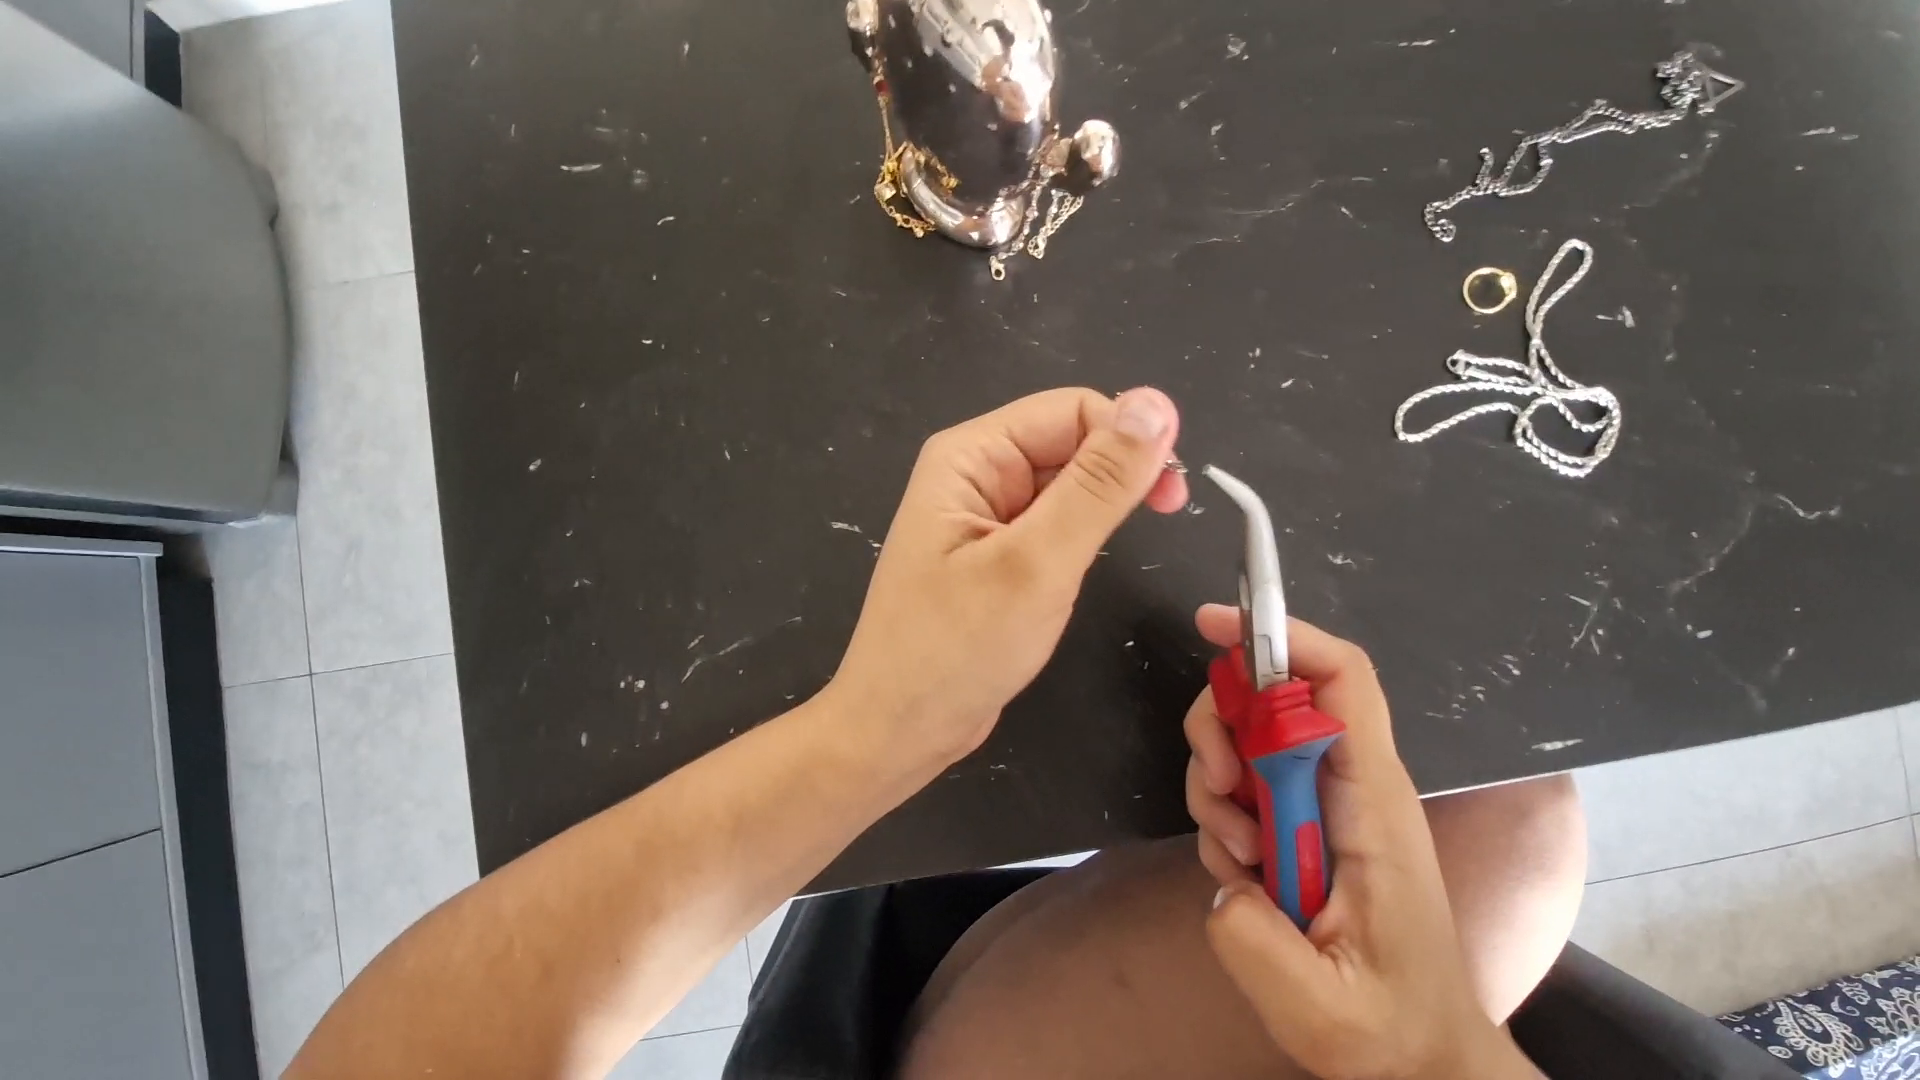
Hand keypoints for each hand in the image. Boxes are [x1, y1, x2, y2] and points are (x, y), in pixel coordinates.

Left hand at [830, 387, 1186, 760]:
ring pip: (1068, 487)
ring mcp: (985, 516)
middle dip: (1117, 477)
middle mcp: (976, 474)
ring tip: (1087, 566)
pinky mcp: (996, 554)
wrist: (900, 728)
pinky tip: (1071, 578)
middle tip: (1157, 523)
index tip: (1171, 493)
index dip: (1129, 438)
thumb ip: (1099, 485)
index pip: (1072, 410)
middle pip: (1071, 443)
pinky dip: (1078, 545)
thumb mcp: (1037, 564)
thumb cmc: (957, 649)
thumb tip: (1155, 406)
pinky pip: (1054, 526)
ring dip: (1098, 515)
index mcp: (971, 457)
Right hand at [1183, 606, 1542, 1079]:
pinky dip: (1219, 821)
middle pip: (1268, 700)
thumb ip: (1258, 945)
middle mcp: (1345, 786)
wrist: (1416, 1056)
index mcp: (1372, 804)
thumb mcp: (1323, 1011)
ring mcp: (1316, 803)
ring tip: (1241, 862)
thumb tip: (1220, 884)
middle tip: (1217, 792)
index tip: (1213, 624)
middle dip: (1221, 730)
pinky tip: (1243, 876)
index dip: (1282, 637)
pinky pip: (1237, 789)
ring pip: (1242, 743)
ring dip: (1214, 789)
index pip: (1341, 682)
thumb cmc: (1391, 1030)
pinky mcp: (1294, 824)